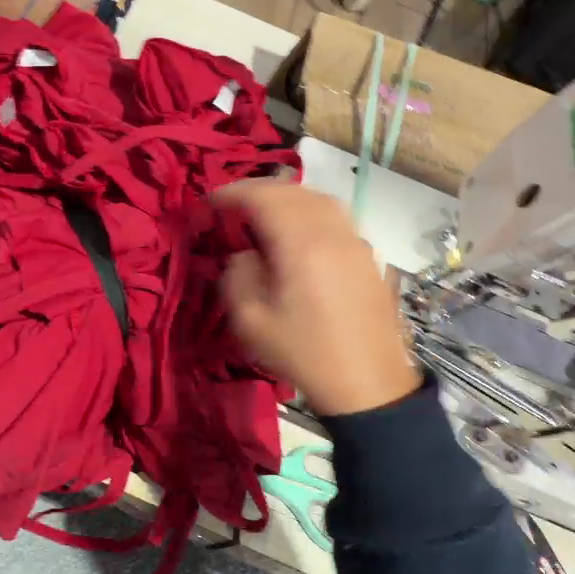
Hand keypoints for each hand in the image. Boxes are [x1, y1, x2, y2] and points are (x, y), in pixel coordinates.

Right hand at [213, 180, 419, 416]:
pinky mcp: (367, 256)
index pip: (262, 197)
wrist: (367, 383)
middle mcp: (333, 233)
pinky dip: (308, 210)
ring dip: (285, 197)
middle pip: (292, 191)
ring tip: (261, 212)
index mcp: (301, 245)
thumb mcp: (250, 319)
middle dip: (256, 190)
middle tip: (228, 205)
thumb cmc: (302, 353)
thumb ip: (238, 273)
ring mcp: (356, 242)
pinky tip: (295, 231)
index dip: (230, 193)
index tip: (206, 204)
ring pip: (318, 199)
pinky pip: (335, 216)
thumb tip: (244, 253)